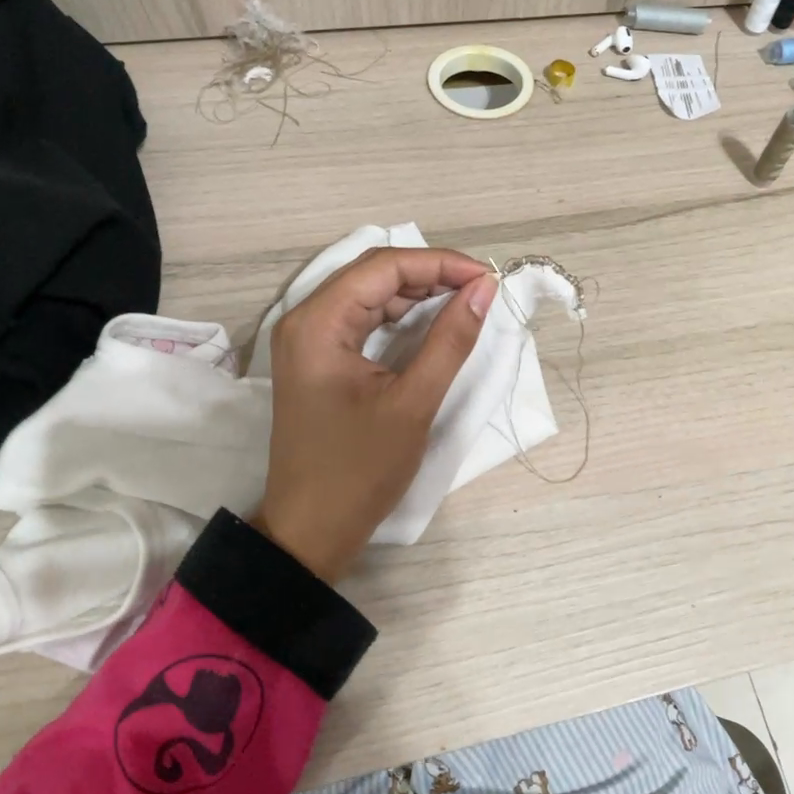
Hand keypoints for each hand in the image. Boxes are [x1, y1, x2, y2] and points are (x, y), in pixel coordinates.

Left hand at [253, 248, 497, 579]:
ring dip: (416, 293)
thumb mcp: (413, 403)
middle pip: (373, 274)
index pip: (384, 267)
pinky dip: (398, 316)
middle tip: (481, 289)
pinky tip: (431, 322)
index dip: (440, 263)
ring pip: (367, 294)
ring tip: (465, 301)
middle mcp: (305, 320)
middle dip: (430, 274)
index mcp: (318, 323)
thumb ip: (449, 340)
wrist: (310, 529)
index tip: (488, 278)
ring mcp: (307, 340)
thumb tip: (484, 289)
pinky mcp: (316, 360)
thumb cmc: (359, 470)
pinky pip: (360, 320)